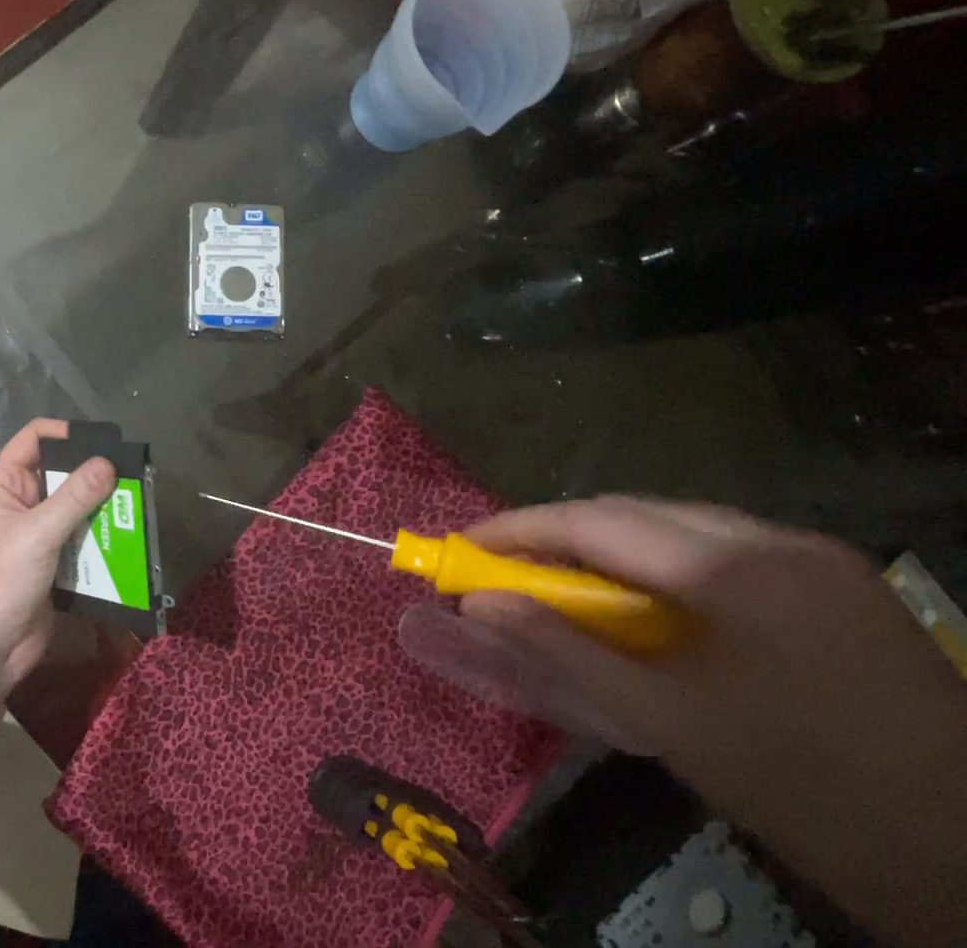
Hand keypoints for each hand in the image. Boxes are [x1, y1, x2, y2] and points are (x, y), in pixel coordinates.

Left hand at [0, 419, 115, 690]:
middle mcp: (23, 503)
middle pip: (64, 474)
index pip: (34, 439)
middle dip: (97, 476)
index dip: (66, 433)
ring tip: (143, 507)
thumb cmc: (0, 579)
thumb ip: (74, 498)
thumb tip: (108, 462)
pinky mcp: (57, 564)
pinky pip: (85, 542)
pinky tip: (133, 540)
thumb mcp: (37, 533)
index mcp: (5, 484)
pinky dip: (105, 541)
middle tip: (138, 476)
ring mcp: (40, 535)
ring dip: (106, 511)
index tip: (105, 441)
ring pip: (79, 510)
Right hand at [410, 496, 966, 945]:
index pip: (597, 521)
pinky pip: (724, 555)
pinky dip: (663, 570)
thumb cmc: (800, 785)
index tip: (459, 548)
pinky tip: (644, 611)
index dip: (517, 528)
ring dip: (610, 551)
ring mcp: (818, 562)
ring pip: (680, 530)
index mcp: (735, 569)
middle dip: (559, 536)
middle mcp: (778, 542)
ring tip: (560, 591)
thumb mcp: (664, 719)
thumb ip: (561, 649)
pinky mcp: (838, 590)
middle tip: (501, 572)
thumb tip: (475, 602)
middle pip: (637, 514)